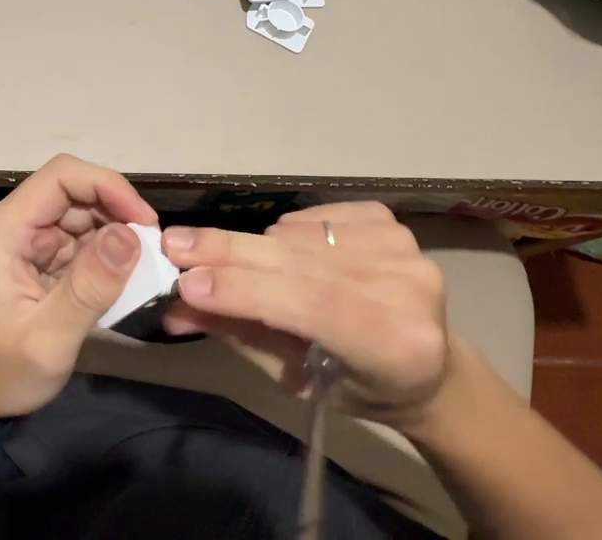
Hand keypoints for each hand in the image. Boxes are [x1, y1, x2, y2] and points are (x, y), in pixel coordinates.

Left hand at [0, 154, 156, 427]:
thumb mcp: (48, 339)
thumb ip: (89, 288)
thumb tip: (130, 236)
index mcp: (8, 229)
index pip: (62, 176)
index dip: (107, 186)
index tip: (144, 223)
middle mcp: (18, 223)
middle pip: (76, 190)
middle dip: (118, 211)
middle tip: (153, 251)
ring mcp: (31, 241)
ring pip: (84, 213)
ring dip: (116, 233)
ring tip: (144, 267)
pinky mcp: (44, 260)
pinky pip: (82, 240)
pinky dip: (108, 253)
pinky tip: (126, 278)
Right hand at [161, 202, 452, 429]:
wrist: (430, 366)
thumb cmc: (357, 385)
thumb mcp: (296, 378)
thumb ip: (237, 335)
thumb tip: (172, 309)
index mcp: (393, 345)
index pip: (310, 305)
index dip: (246, 290)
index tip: (185, 281)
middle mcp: (407, 289)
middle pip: (298, 262)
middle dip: (226, 253)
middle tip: (171, 246)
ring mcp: (402, 248)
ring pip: (295, 235)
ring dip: (256, 249)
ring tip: (251, 272)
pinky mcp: (390, 221)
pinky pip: (310, 217)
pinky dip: (286, 234)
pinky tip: (294, 256)